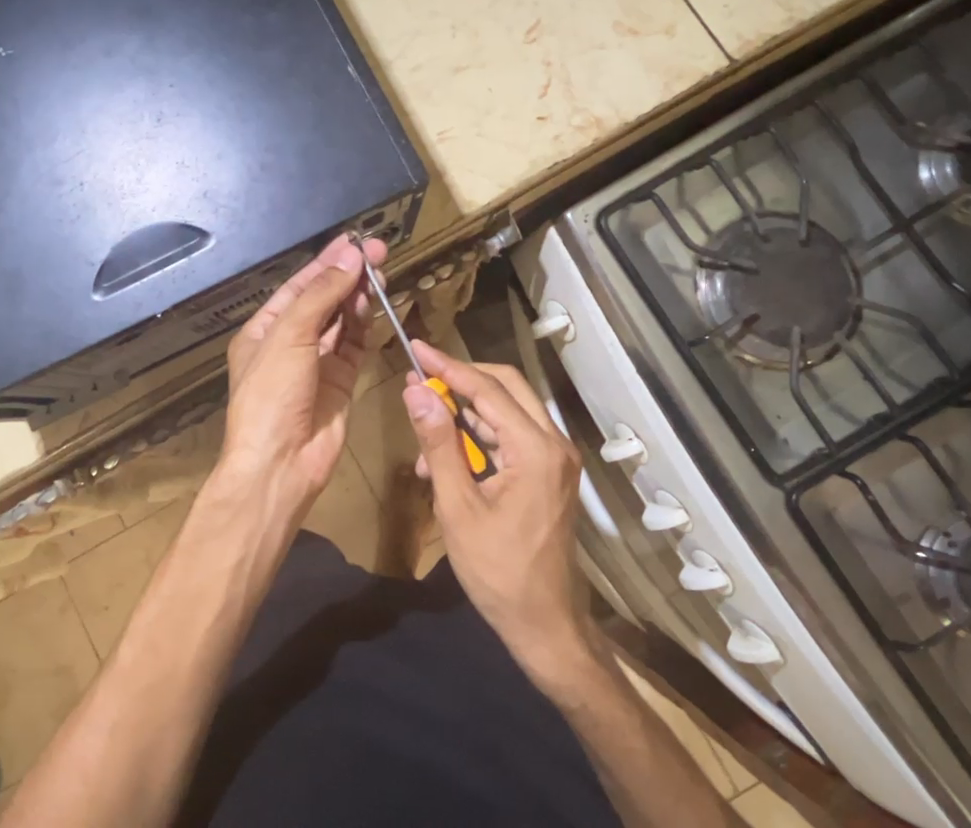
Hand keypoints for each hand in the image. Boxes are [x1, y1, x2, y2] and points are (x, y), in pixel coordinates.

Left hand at [211, 234, 386, 525]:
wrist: (281, 463)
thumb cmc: (270, 396)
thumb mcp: (288, 337)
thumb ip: (321, 296)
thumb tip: (350, 258)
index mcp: (263, 331)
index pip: (298, 288)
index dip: (326, 263)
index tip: (355, 242)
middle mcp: (289, 344)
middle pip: (322, 301)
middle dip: (347, 277)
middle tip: (378, 253)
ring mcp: (317, 364)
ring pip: (342, 322)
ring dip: (358, 297)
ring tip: (380, 274)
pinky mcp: (342, 383)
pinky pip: (355, 346)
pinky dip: (365, 325)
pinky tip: (375, 304)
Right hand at [403, 341, 590, 683]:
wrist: (543, 622)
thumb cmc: (497, 571)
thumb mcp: (457, 507)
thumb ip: (438, 444)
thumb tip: (416, 392)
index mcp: (537, 450)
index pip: (488, 391)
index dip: (448, 367)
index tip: (415, 348)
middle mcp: (555, 445)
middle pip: (506, 389)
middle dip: (461, 379)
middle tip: (419, 376)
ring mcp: (555, 460)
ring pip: (508, 413)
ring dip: (466, 415)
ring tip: (423, 434)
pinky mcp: (549, 475)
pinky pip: (512, 439)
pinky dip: (478, 440)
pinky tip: (444, 461)